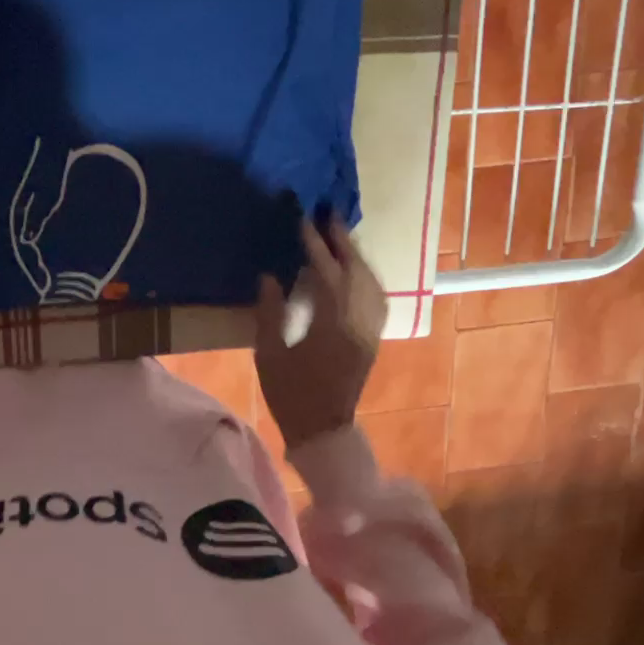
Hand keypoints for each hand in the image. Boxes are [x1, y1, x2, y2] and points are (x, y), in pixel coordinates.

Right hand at [254, 219, 386, 448]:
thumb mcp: (269, 354)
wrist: (321, 429)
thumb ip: (270, 312)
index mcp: (331, 326)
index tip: (302, 221)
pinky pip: (375, 297)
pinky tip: (354, 270)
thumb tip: (270, 276)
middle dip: (342, 241)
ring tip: (339, 236)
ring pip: (370, 282)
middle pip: (356, 272)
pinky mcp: (372, 339)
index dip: (314, 246)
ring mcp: (370, 331)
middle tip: (327, 215)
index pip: (327, 274)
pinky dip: (365, 276)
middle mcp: (358, 323)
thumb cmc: (290, 394)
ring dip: (356, 256)